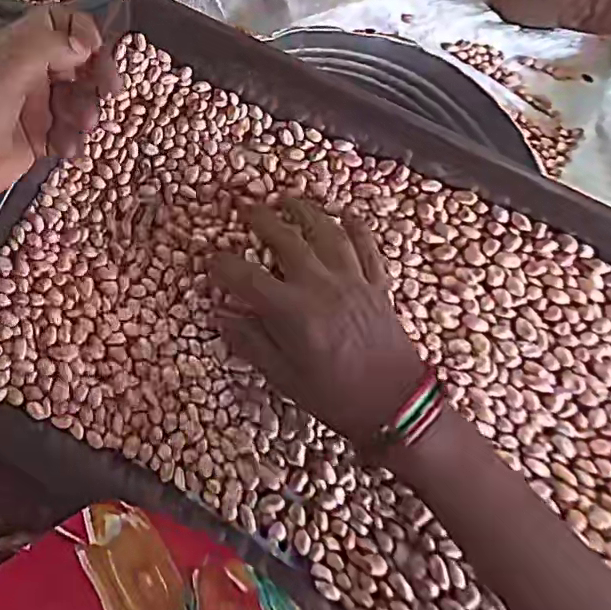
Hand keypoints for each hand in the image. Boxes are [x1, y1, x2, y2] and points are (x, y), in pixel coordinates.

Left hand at [0, 7, 115, 198]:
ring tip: (83, 126)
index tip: (94, 49)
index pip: (58, 22)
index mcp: (19, 47)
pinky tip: (66, 148)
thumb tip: (85, 45)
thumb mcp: (8, 66)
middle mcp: (31, 71)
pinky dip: (74, 138)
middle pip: (79, 60)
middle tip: (111, 91)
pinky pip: (72, 130)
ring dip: (87, 110)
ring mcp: (38, 104)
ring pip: (80, 97)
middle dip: (97, 74)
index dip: (81, 30)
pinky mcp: (42, 136)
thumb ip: (48, 45)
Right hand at [211, 197, 424, 448]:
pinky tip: (345, 214)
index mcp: (292, 311)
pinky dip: (356, 228)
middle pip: (285, 240)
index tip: (210, 260)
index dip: (222, 265)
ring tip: (288, 199)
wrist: (400, 410)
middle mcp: (321, 288)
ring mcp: (352, 283)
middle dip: (261, 220)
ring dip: (305, 212)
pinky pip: (367, 249)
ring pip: (327, 234)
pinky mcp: (377, 287)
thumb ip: (250, 341)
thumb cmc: (335, 397)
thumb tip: (221, 315)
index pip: (245, 277)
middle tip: (246, 208)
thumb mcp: (282, 376)